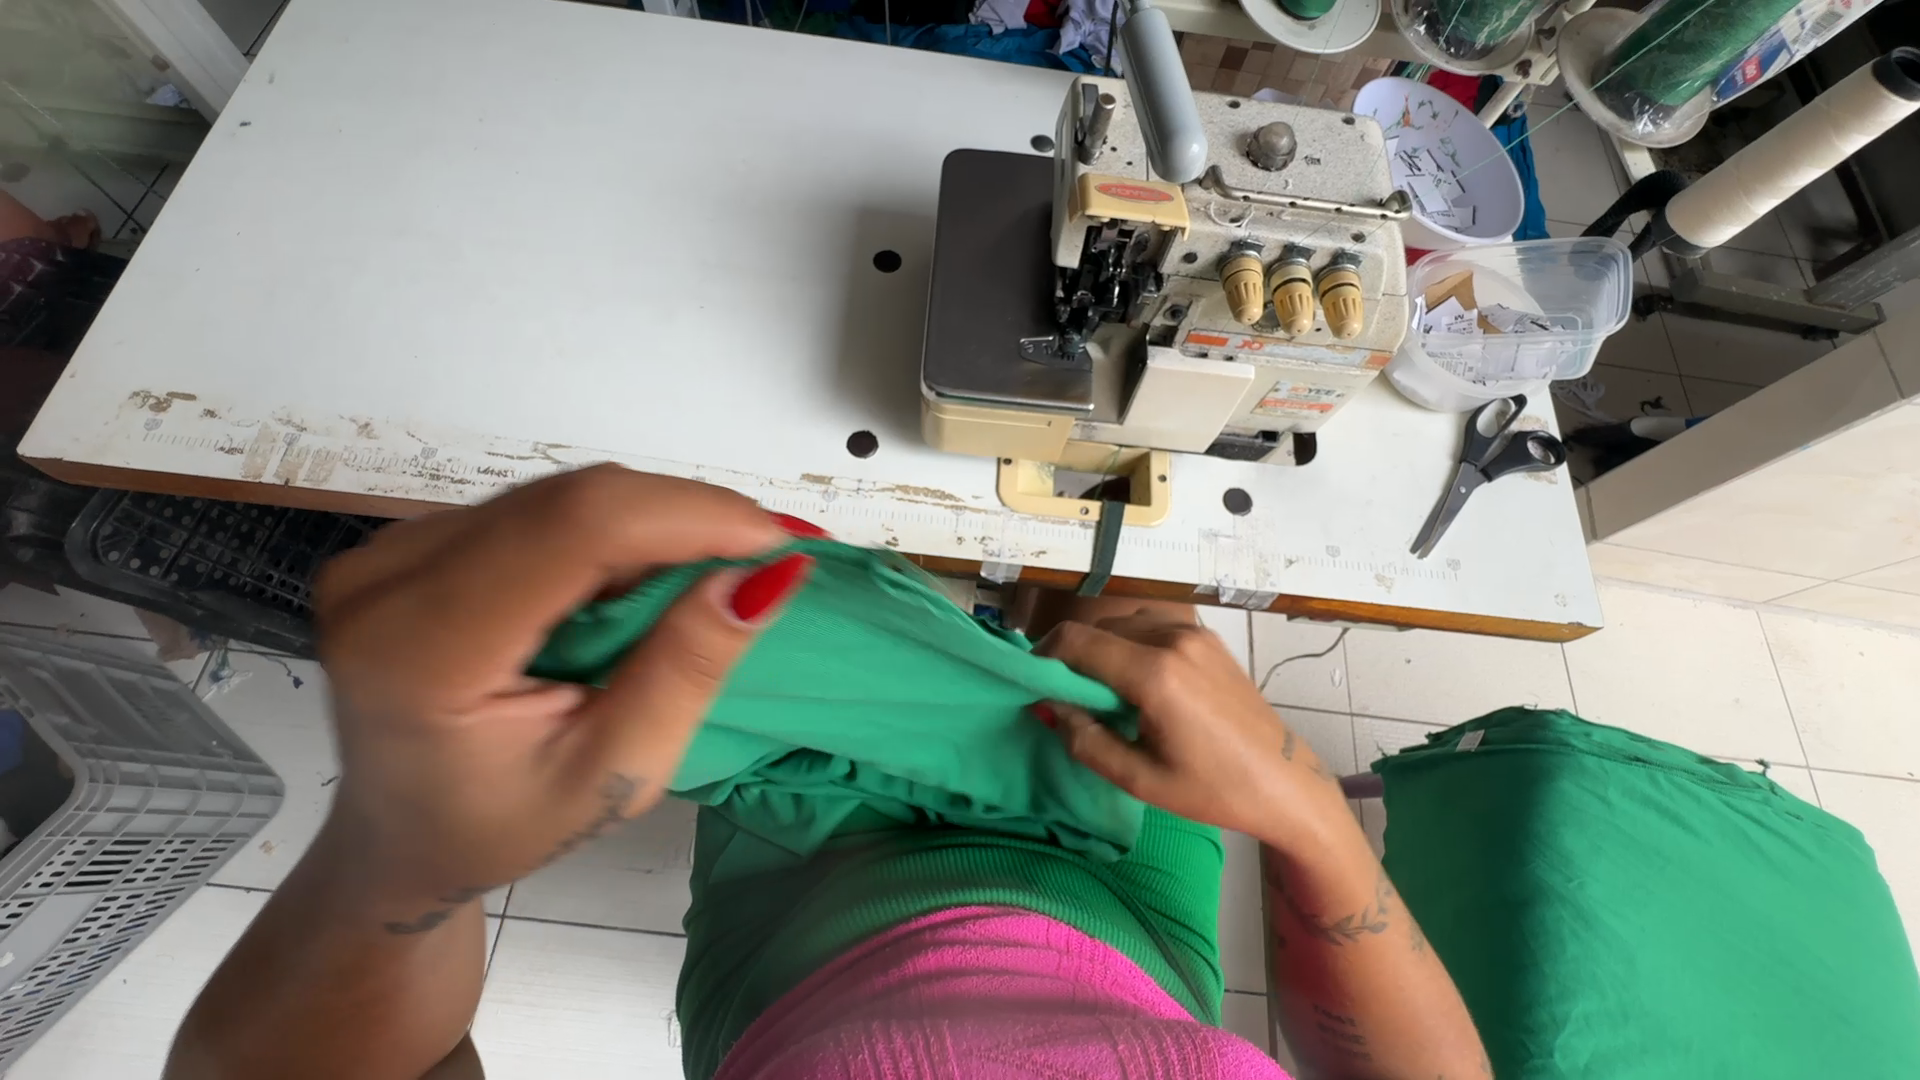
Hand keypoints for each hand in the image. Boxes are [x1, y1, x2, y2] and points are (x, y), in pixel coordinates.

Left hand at [311, 465, 811, 930]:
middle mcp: (391, 576)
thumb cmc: (501, 825)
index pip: (577, 529)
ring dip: (662, 523)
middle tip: (771, 555)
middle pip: (577, 500)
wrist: (394, 840)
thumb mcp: (615, 772)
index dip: (693, 515)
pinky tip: (651, 575)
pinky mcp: (420, 542)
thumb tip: (768, 576)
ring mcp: (396, 549)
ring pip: (568, 495)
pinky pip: (548, 509)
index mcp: (423, 648)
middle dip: (692, 516)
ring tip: (720, 569)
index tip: (782, 542)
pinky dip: (623, 531)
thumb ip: (685, 668)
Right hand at [1032, 612, 1347, 842]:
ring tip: (1105, 693)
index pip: (1075, 642)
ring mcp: (1193, 633)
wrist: (1285, 782)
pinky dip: (1130, 646)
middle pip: (1095, 630)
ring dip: (1101, 651)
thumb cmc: (1213, 790)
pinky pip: (1149, 627)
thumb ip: (1083, 739)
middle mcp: (1172, 639)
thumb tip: (1046, 705)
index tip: (1035, 685)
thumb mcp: (1139, 779)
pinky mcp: (1206, 636)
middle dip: (1072, 659)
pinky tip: (1139, 683)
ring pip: (1121, 624)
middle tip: (1069, 698)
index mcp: (1155, 674)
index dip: (1043, 657)